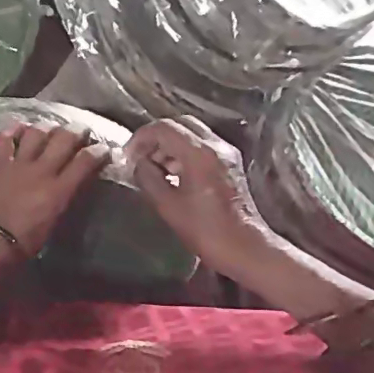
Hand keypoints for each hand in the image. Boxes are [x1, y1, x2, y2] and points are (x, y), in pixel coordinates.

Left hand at [0, 121, 108, 255]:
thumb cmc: (29, 240)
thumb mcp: (56, 219)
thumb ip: (66, 197)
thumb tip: (73, 183)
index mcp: (59, 189)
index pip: (84, 162)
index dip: (98, 151)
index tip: (104, 148)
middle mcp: (41, 171)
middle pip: (63, 140)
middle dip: (76, 132)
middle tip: (81, 130)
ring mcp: (19, 165)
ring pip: (36, 134)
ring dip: (47, 127)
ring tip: (52, 127)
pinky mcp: (0, 165)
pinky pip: (5, 140)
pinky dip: (12, 130)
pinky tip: (20, 126)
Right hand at [126, 117, 279, 276]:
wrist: (245, 248)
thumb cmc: (206, 231)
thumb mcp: (169, 207)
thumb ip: (149, 179)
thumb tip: (139, 164)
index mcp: (200, 153)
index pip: (164, 128)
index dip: (141, 137)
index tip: (128, 155)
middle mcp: (216, 145)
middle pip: (179, 124)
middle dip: (156, 138)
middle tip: (139, 158)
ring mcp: (226, 153)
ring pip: (191, 134)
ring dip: (169, 145)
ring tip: (153, 169)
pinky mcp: (230, 163)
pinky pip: (202, 146)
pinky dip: (183, 152)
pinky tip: (172, 174)